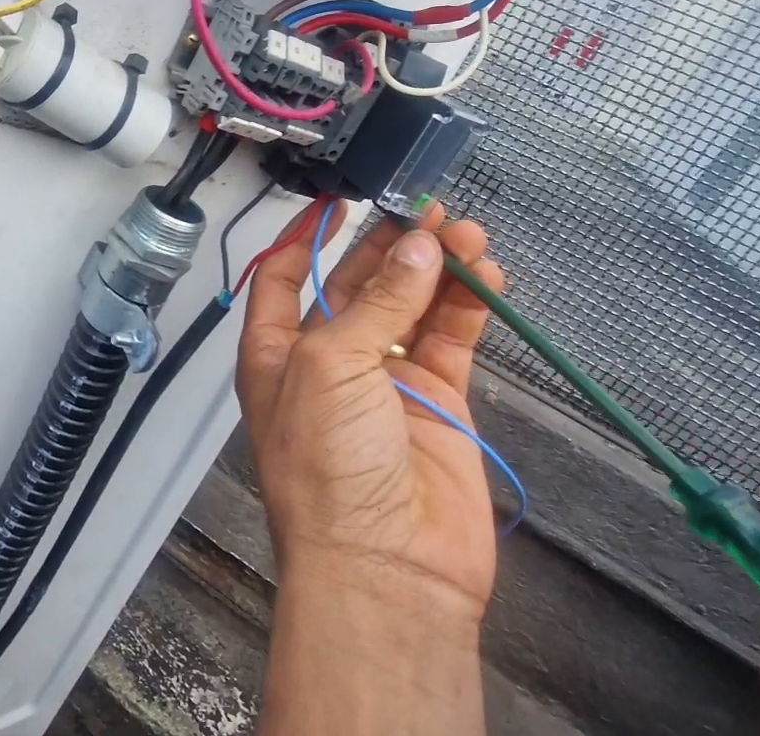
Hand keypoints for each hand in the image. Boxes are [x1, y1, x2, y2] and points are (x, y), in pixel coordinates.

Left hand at [237, 200, 505, 621]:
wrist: (385, 561)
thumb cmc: (327, 458)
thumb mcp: (331, 366)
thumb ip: (377, 303)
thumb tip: (416, 246)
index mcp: (276, 350)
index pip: (282, 278)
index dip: (304, 237)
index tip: (336, 199)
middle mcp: (325, 359)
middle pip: (355, 285)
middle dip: (387, 246)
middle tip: (425, 206)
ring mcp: (383, 378)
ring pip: (409, 305)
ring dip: (434, 268)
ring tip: (465, 230)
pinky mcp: (437, 398)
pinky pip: (449, 338)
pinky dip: (466, 305)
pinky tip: (483, 273)